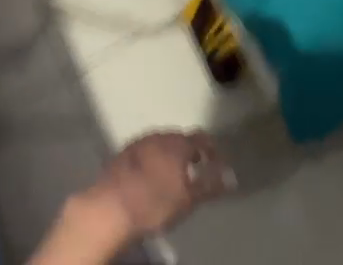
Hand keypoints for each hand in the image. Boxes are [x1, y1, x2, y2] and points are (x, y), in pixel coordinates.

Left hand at [89, 130, 234, 238]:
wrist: (111, 206)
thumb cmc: (155, 203)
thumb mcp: (189, 199)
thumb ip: (211, 185)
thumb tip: (231, 177)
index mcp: (178, 143)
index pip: (201, 137)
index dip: (211, 148)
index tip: (216, 161)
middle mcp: (159, 135)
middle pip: (180, 137)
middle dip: (189, 150)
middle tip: (195, 168)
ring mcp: (138, 141)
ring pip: (161, 142)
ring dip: (170, 154)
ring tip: (173, 173)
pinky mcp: (123, 152)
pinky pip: (145, 150)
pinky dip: (153, 158)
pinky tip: (151, 175)